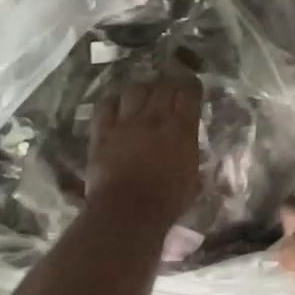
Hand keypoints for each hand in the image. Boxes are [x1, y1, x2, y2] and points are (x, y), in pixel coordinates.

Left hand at [86, 69, 202, 226]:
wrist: (127, 211)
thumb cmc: (166, 203)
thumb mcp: (192, 180)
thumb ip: (190, 156)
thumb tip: (188, 148)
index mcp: (181, 130)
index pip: (188, 93)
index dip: (191, 85)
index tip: (191, 85)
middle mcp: (154, 118)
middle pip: (162, 87)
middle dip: (169, 83)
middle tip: (170, 87)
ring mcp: (126, 122)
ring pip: (135, 90)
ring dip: (142, 88)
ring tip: (144, 93)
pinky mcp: (102, 132)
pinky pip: (106, 105)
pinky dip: (113, 101)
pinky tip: (116, 103)